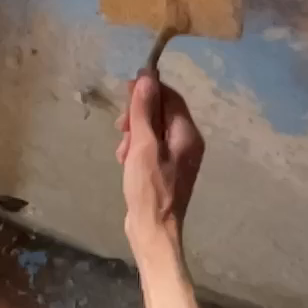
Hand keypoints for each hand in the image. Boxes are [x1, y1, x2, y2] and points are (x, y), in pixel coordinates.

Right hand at [117, 73, 201, 251]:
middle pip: (162, 114)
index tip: (125, 89)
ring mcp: (177, 159)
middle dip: (138, 116)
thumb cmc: (149, 189)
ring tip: (122, 151)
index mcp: (188, 135)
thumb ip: (144, 112)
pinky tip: (124, 161)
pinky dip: (136, 150)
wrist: (153, 229)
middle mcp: (187, 144)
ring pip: (153, 132)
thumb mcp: (143, 146)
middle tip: (119, 127)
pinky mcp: (165, 171)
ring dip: (134, 134)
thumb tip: (145, 78)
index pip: (171, 98)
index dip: (149, 90)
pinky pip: (151, 149)